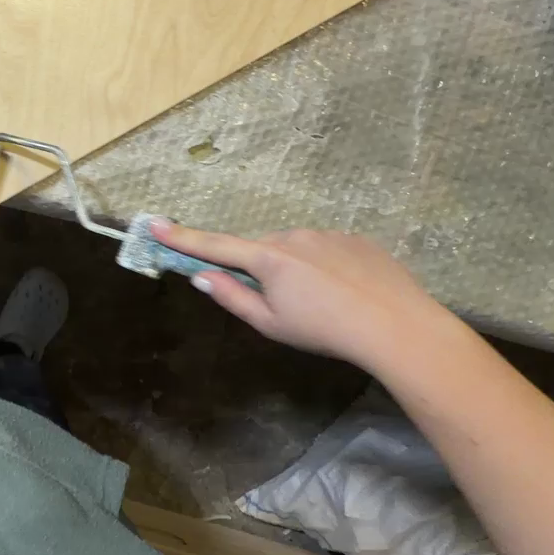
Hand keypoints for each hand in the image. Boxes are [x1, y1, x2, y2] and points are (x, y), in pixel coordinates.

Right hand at [152, 220, 457, 371]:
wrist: (400, 328)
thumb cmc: (325, 330)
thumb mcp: (269, 323)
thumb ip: (232, 297)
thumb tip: (203, 276)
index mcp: (268, 257)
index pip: (213, 245)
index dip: (180, 236)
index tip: (153, 223)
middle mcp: (294, 237)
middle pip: (257, 249)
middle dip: (253, 268)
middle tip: (272, 301)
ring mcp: (328, 235)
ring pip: (291, 248)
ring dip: (288, 268)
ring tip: (314, 301)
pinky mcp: (356, 240)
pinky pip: (322, 249)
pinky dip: (318, 266)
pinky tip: (339, 292)